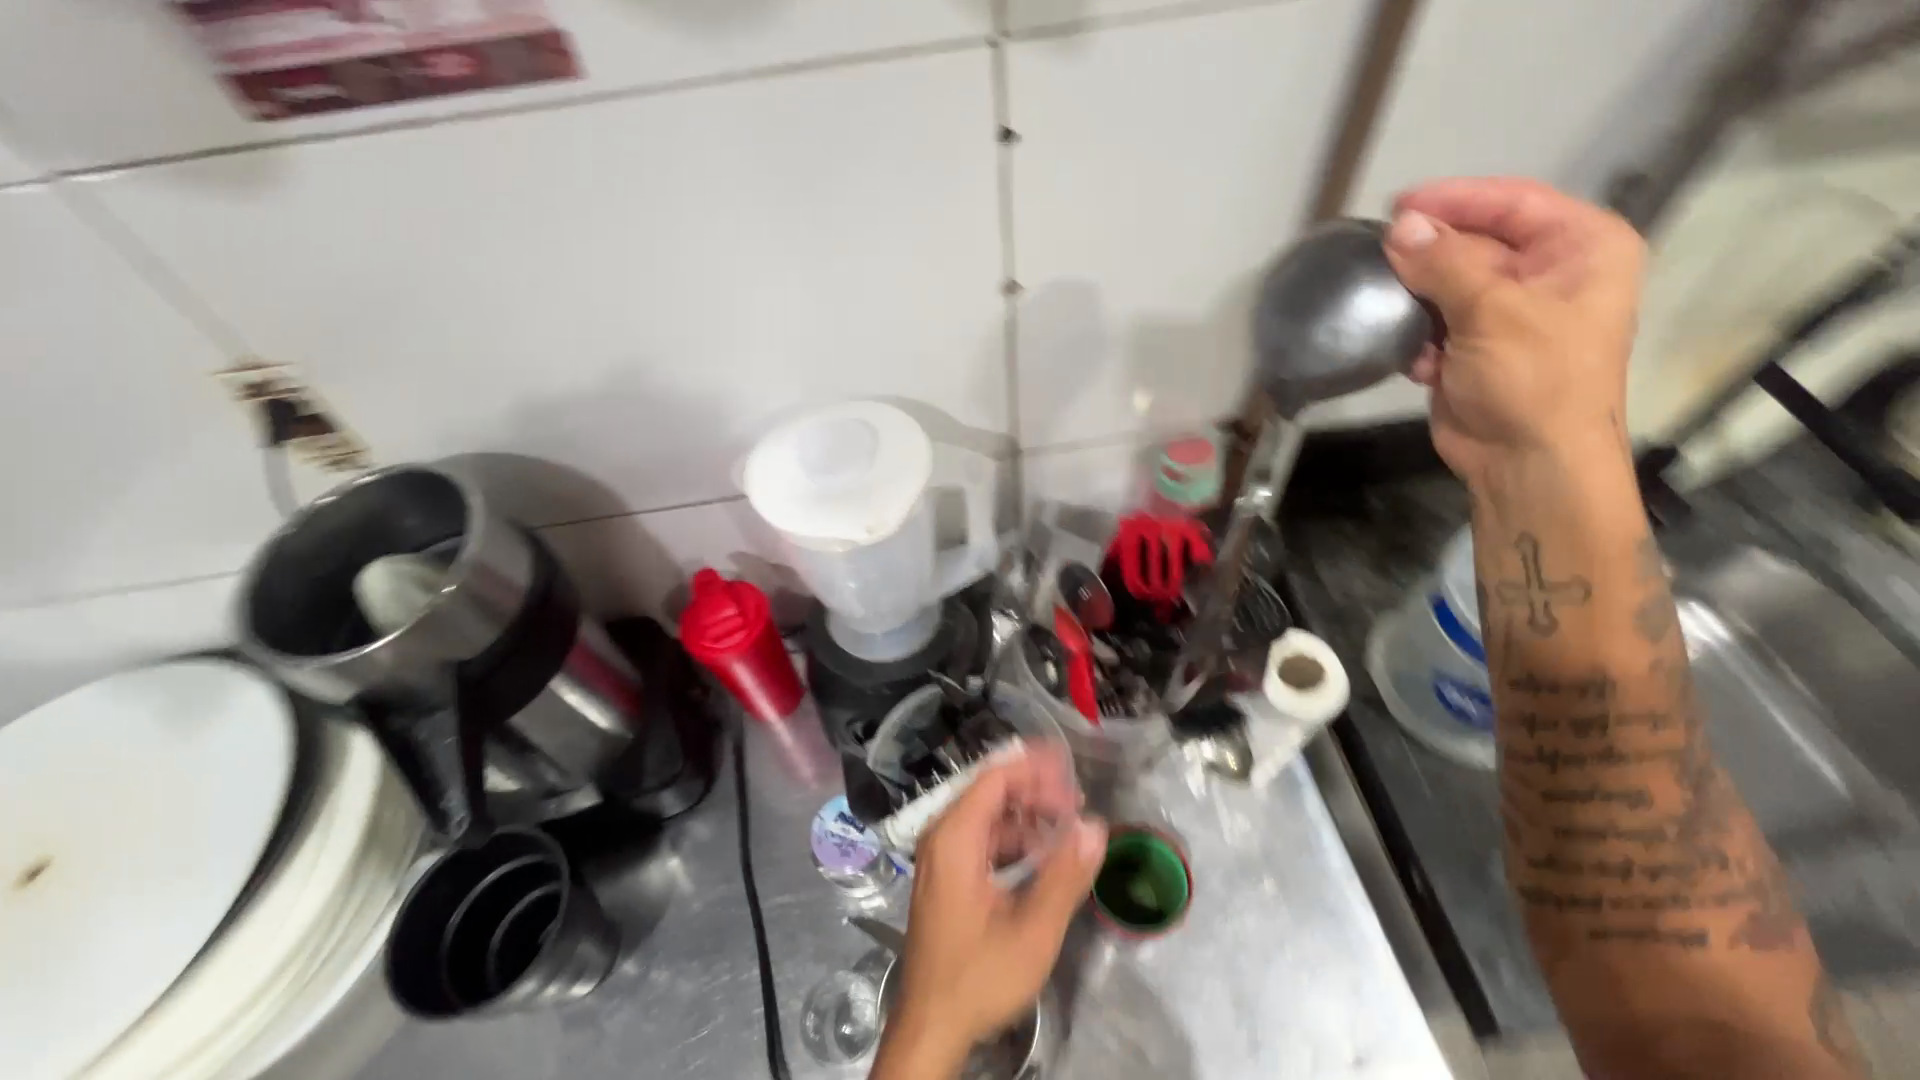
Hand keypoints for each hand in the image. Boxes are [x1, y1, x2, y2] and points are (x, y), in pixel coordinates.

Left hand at [871, 744, 1104, 1077]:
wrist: (932, 1027)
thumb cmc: (979, 977)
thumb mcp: (1032, 930)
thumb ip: (1065, 875)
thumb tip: (1096, 827)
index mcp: (954, 838)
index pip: (995, 777)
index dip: (1035, 768)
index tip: (1074, 773)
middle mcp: (942, 839)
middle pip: (991, 793)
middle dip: (1037, 792)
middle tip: (1079, 804)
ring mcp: (942, 860)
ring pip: (990, 819)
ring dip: (1030, 818)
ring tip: (1070, 828)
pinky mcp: (948, 881)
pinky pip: (984, 842)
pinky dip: (1016, 842)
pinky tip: (1045, 858)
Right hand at [1383, 177, 1645, 479]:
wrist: (1528, 463)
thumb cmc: (1533, 378)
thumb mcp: (1493, 310)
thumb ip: (1443, 262)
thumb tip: (1398, 228)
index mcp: (1581, 248)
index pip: (1512, 202)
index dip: (1455, 199)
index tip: (1399, 205)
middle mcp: (1549, 273)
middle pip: (1475, 243)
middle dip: (1428, 254)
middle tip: (1380, 256)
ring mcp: (1509, 314)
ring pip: (1448, 284)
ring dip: (1418, 299)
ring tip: (1388, 303)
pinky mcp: (1475, 349)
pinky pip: (1436, 324)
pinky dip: (1419, 338)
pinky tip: (1417, 360)